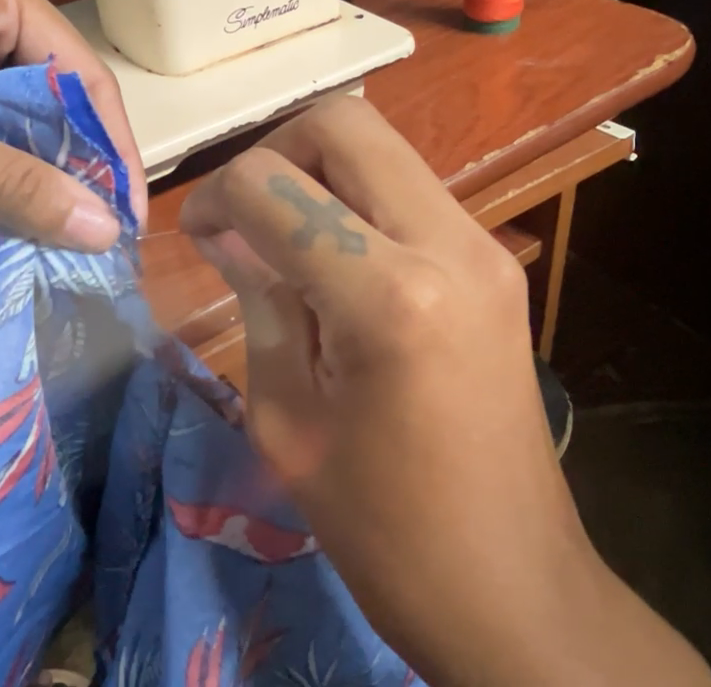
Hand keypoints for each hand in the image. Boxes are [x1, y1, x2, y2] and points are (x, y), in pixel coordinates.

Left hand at [0, 0, 144, 249]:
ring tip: (42, 243)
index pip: (81, 74)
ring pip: (1, 115)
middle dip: (64, 167)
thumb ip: (6, 181)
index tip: (121, 224)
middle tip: (82, 245)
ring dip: (17, 175)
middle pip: (46, 95)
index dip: (109, 150)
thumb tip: (105, 229)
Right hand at [180, 97, 709, 686]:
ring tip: (284, 239)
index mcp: (389, 296)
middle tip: (244, 217)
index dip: (216, 196)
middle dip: (276, 152)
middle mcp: (449, 244)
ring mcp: (485, 248)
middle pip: (345, 123)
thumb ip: (259, 303)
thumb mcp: (288, 422)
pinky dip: (359, 202)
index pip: (274, 185)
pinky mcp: (498, 265)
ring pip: (384, 149)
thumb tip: (229, 231)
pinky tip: (335, 263)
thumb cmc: (385, 530)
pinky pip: (412, 194)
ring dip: (320, 173)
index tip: (198, 235)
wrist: (513, 587)